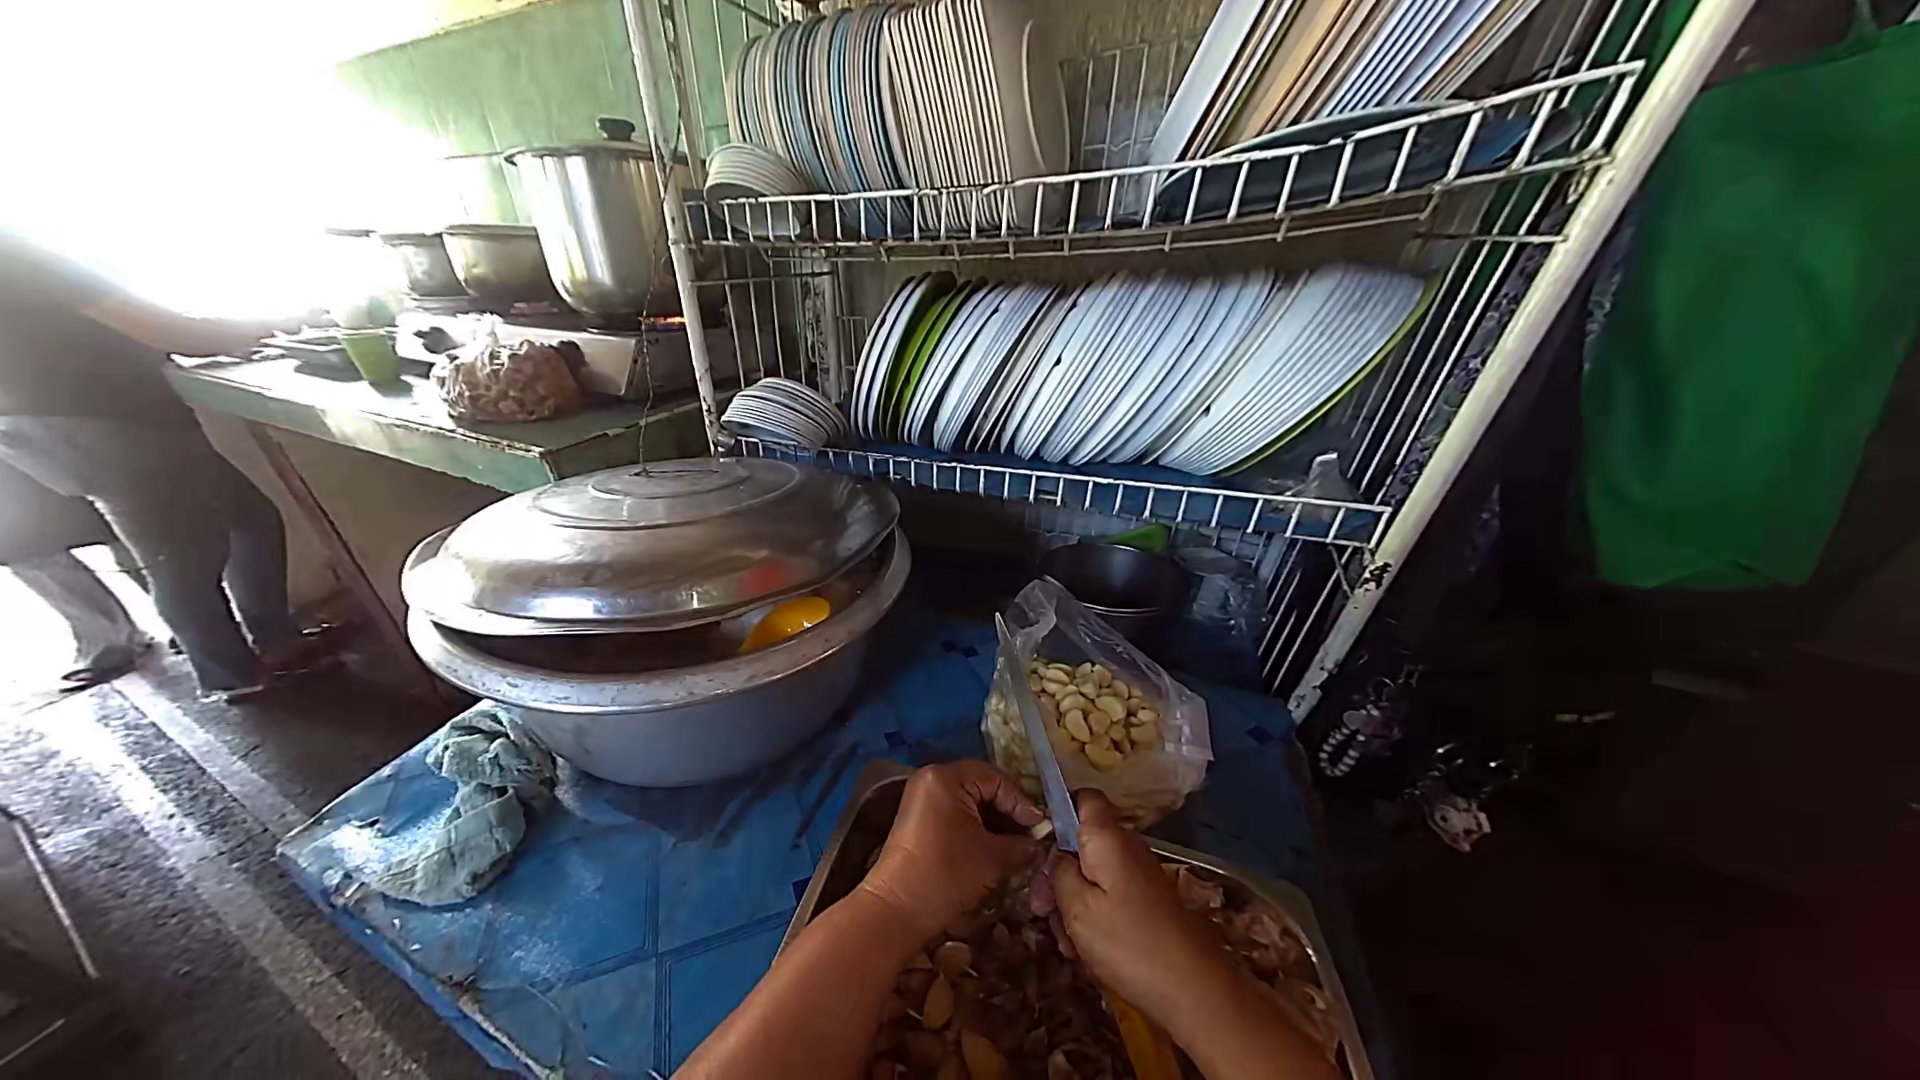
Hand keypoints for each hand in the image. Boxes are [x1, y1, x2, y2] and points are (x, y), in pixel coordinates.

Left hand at [857, 761, 1045, 943]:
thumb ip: (1021, 845)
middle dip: (1009, 811)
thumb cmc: (945, 875)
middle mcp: (931, 778)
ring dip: (994, 821)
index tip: (1041, 827)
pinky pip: (955, 812)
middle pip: (982, 786)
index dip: (1021, 803)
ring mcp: (922, 798)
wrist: (895, 911)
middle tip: (1031, 835)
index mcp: (946, 777)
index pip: (996, 778)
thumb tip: (1039, 843)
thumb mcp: (992, 858)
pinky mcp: (918, 818)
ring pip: (969, 801)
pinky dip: (976, 827)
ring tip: (1016, 845)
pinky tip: (993, 848)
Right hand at [1043, 790, 1242, 1039]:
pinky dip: (1094, 919)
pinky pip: (1109, 898)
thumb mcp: (1078, 908)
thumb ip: (1059, 872)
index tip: (1038, 843)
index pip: (1082, 797)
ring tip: (1067, 944)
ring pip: (1091, 876)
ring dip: (1072, 904)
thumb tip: (1057, 854)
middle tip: (1041, 911)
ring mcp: (1138, 876)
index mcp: (1107, 837)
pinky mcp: (1146, 903)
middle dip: (1057, 874)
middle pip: (1081, 844)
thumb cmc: (1129, 942)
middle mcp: (1125, 847)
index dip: (1057, 811)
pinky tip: (1087, 953)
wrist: (1197, 991)